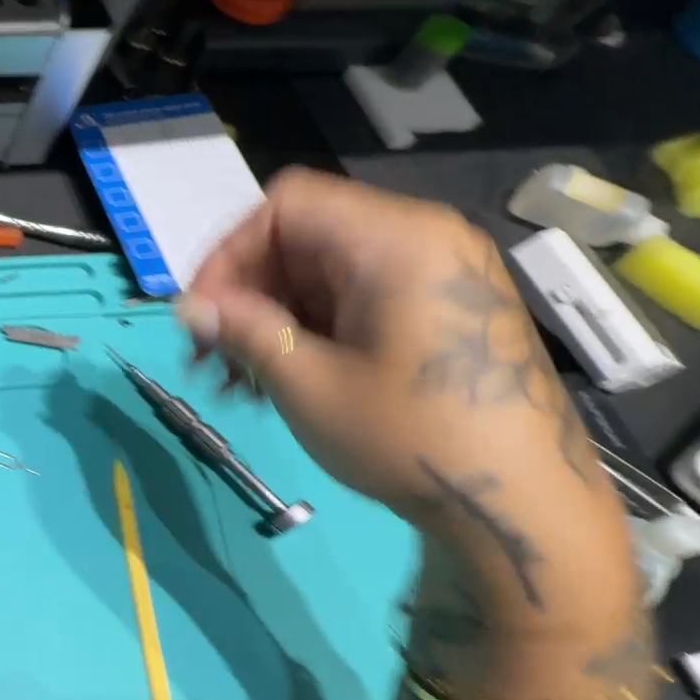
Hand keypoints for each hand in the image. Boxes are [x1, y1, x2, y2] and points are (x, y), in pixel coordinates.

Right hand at [182, 168, 630, 628]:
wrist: (512, 494)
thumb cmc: (404, 435)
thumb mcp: (306, 383)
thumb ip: (243, 331)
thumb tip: (188, 306)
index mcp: (395, 242)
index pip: (285, 205)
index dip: (227, 253)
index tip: (198, 315)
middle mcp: (418, 240)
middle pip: (299, 237)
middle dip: (241, 294)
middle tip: (206, 358)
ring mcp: (429, 274)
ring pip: (316, 273)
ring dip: (263, 319)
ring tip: (233, 381)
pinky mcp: (429, 308)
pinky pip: (347, 298)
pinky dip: (301, 330)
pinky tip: (274, 380)